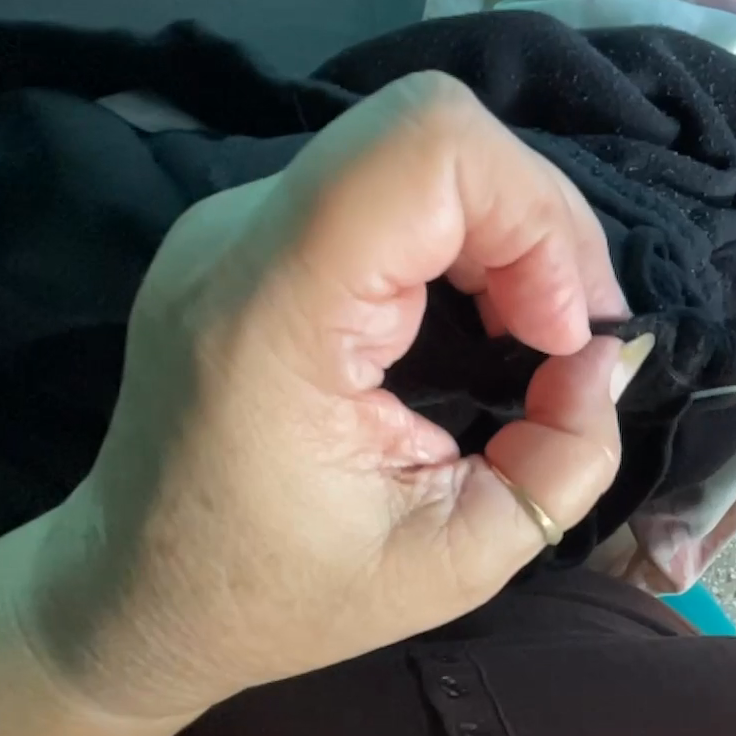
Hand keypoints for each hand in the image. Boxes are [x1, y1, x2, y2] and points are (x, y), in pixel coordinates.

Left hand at [21, 73, 634, 719]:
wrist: (132, 589)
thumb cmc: (282, 596)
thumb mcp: (457, 567)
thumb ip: (563, 467)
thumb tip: (603, 363)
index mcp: (273, 315)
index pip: (426, 150)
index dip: (537, 223)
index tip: (564, 335)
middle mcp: (246, 237)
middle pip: (440, 138)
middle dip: (547, 233)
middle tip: (574, 341)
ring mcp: (247, 225)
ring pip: (430, 155)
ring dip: (521, 237)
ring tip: (541, 333)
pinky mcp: (267, 237)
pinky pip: (406, 191)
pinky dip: (482, 243)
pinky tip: (493, 316)